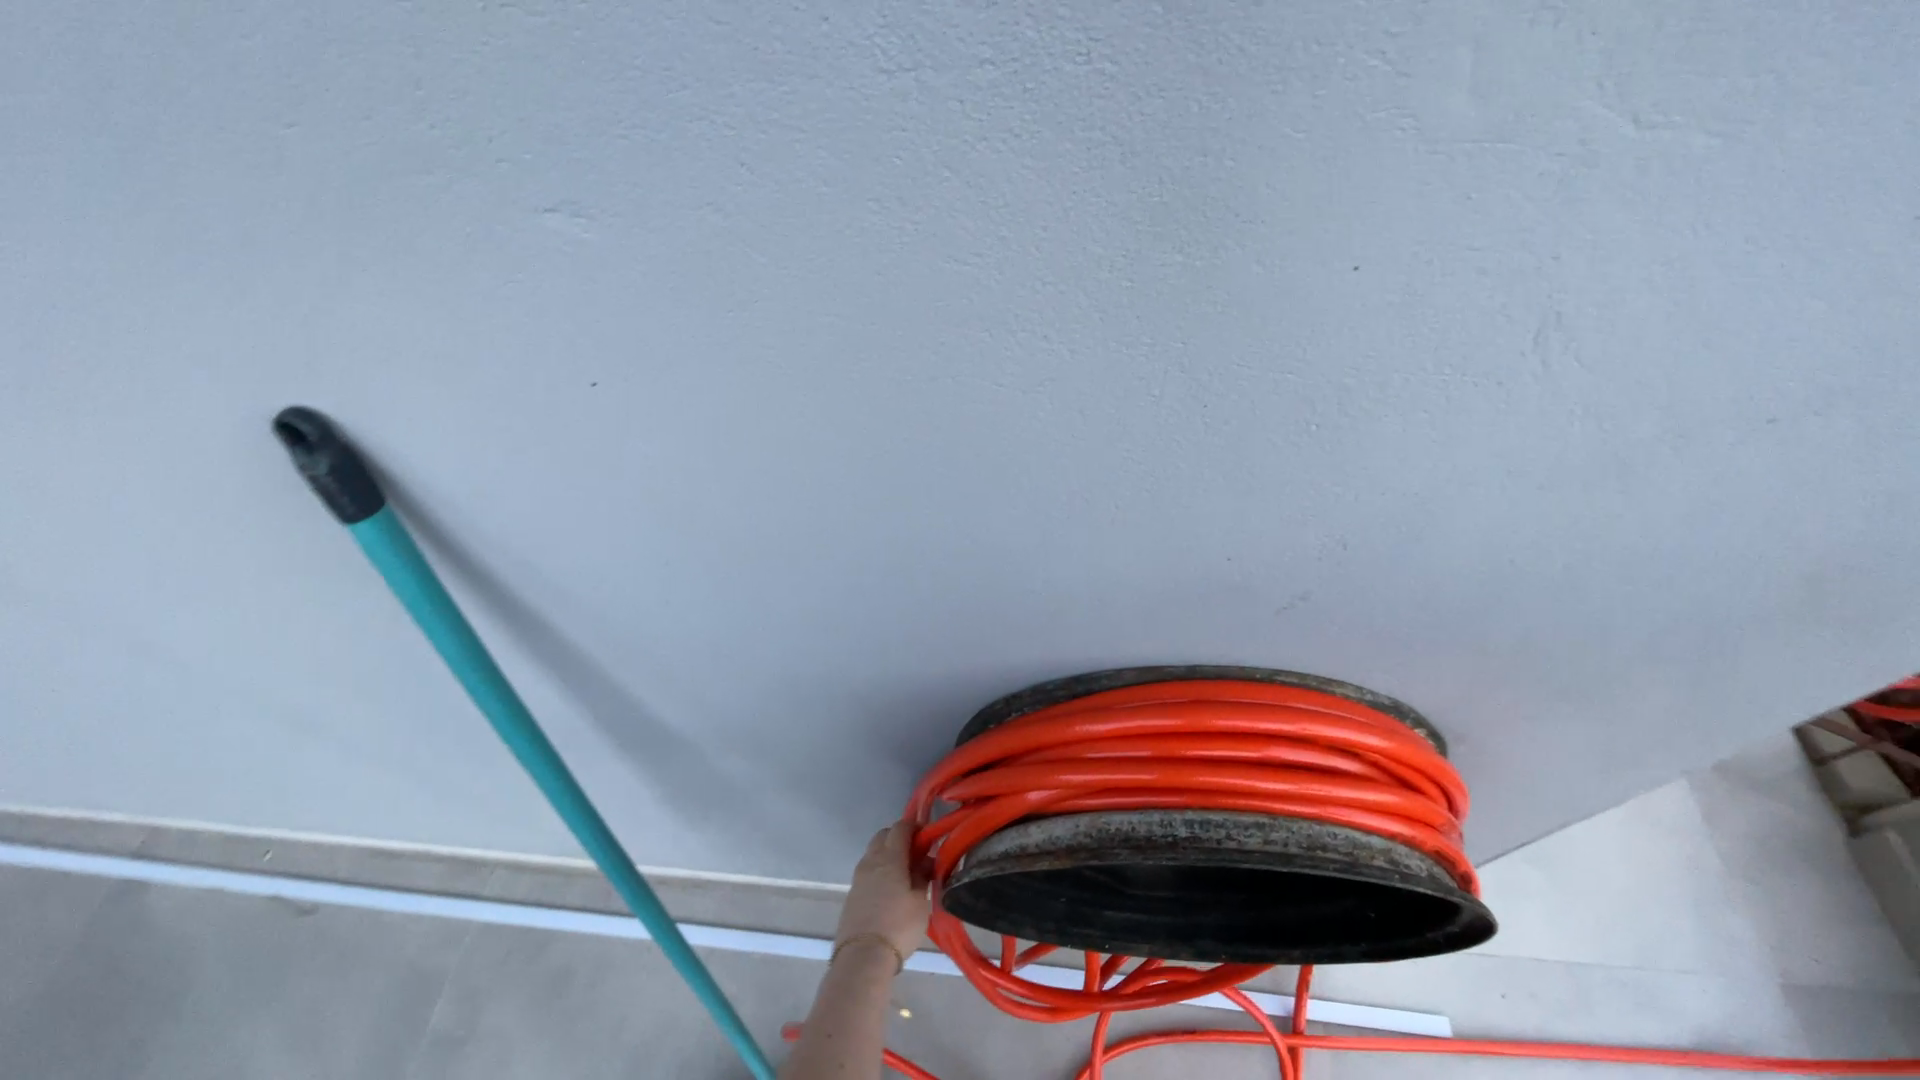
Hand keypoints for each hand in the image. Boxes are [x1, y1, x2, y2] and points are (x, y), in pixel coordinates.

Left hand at [835, 819, 929, 964]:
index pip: (901, 827)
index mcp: (890, 858)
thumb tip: (925, 860)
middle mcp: (871, 861)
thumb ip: (923, 876)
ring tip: (905, 874)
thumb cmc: (899, 926)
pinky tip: (890, 889)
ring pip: (873, 852)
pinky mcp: (852, 893)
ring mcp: (858, 877)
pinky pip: (868, 870)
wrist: (863, 956)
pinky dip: (880, 869)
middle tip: (918, 854)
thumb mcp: (920, 902)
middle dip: (900, 837)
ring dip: (888, 853)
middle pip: (883, 835)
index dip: (915, 826)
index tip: (928, 836)